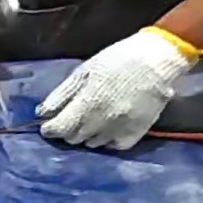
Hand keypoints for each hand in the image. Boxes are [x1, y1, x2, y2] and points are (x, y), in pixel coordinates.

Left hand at [37, 27, 198, 149]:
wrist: (160, 56)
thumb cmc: (117, 61)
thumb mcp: (82, 73)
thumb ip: (60, 95)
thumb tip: (41, 113)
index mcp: (85, 106)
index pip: (57, 129)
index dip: (49, 128)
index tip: (50, 122)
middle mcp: (100, 121)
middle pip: (72, 138)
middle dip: (68, 130)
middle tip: (73, 119)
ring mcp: (119, 127)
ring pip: (91, 143)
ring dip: (87, 135)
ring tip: (92, 121)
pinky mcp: (138, 130)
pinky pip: (115, 146)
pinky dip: (108, 141)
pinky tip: (108, 129)